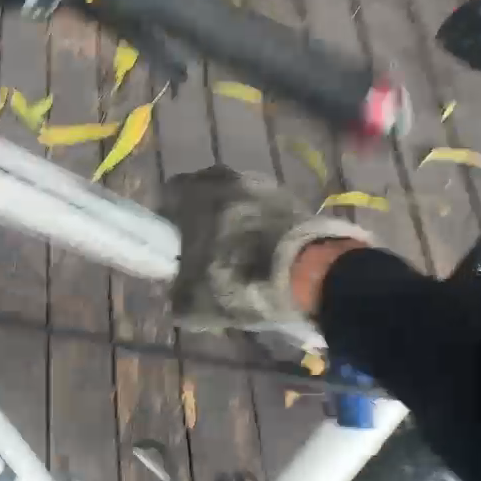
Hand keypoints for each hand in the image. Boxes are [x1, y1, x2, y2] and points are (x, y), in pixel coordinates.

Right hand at [160, 166, 379, 347]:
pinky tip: (268, 257)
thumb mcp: (194, 301)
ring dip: (236, 221)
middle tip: (207, 250)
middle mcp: (225, 178)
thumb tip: (178, 297)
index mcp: (194, 192)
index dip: (169, 219)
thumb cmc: (239, 277)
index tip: (175, 244)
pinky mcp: (293, 198)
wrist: (311, 274)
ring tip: (243, 257)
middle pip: (206, 193)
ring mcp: (263, 185)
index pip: (169, 194)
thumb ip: (178, 295)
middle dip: (204, 217)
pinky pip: (267, 211)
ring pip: (238, 200)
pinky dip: (263, 228)